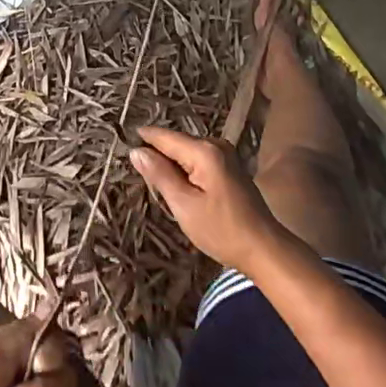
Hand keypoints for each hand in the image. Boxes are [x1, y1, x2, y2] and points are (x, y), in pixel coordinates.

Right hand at [129, 126, 286, 273]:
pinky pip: (198, 160)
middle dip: (156, 154)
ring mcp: (226, 155)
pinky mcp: (230, 167)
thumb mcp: (184, 205)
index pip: (164, 137)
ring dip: (170, 163)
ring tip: (151, 178)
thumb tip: (136, 151)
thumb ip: (159, 175)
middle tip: (133, 168)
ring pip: (186, 152)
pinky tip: (177, 186)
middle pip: (176, 143)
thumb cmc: (221, 230)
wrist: (264, 249)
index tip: (121, 141)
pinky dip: (185, 170)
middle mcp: (216, 145)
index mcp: (204, 151)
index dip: (143, 139)